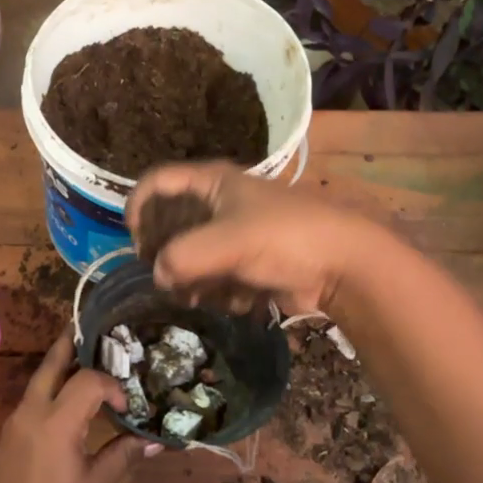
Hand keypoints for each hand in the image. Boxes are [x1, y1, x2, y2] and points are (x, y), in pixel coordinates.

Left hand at [0, 332, 161, 482]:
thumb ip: (122, 454)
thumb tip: (156, 441)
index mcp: (55, 422)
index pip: (87, 381)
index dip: (111, 386)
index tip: (126, 409)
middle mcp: (31, 412)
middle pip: (51, 365)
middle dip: (71, 345)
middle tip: (90, 329)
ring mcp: (16, 421)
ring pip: (39, 381)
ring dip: (60, 366)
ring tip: (84, 357)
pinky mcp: (11, 432)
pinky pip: (33, 399)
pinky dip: (52, 389)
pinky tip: (68, 400)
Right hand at [125, 162, 385, 315]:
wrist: (346, 266)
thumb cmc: (284, 238)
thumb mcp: (225, 242)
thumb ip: (180, 256)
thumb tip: (158, 275)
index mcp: (212, 183)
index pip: (156, 182)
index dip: (137, 207)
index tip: (136, 240)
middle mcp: (219, 204)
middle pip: (171, 226)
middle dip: (167, 256)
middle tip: (165, 277)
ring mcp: (235, 235)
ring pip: (192, 258)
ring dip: (193, 281)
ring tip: (201, 298)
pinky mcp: (250, 263)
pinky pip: (217, 277)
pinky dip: (221, 292)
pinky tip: (239, 301)